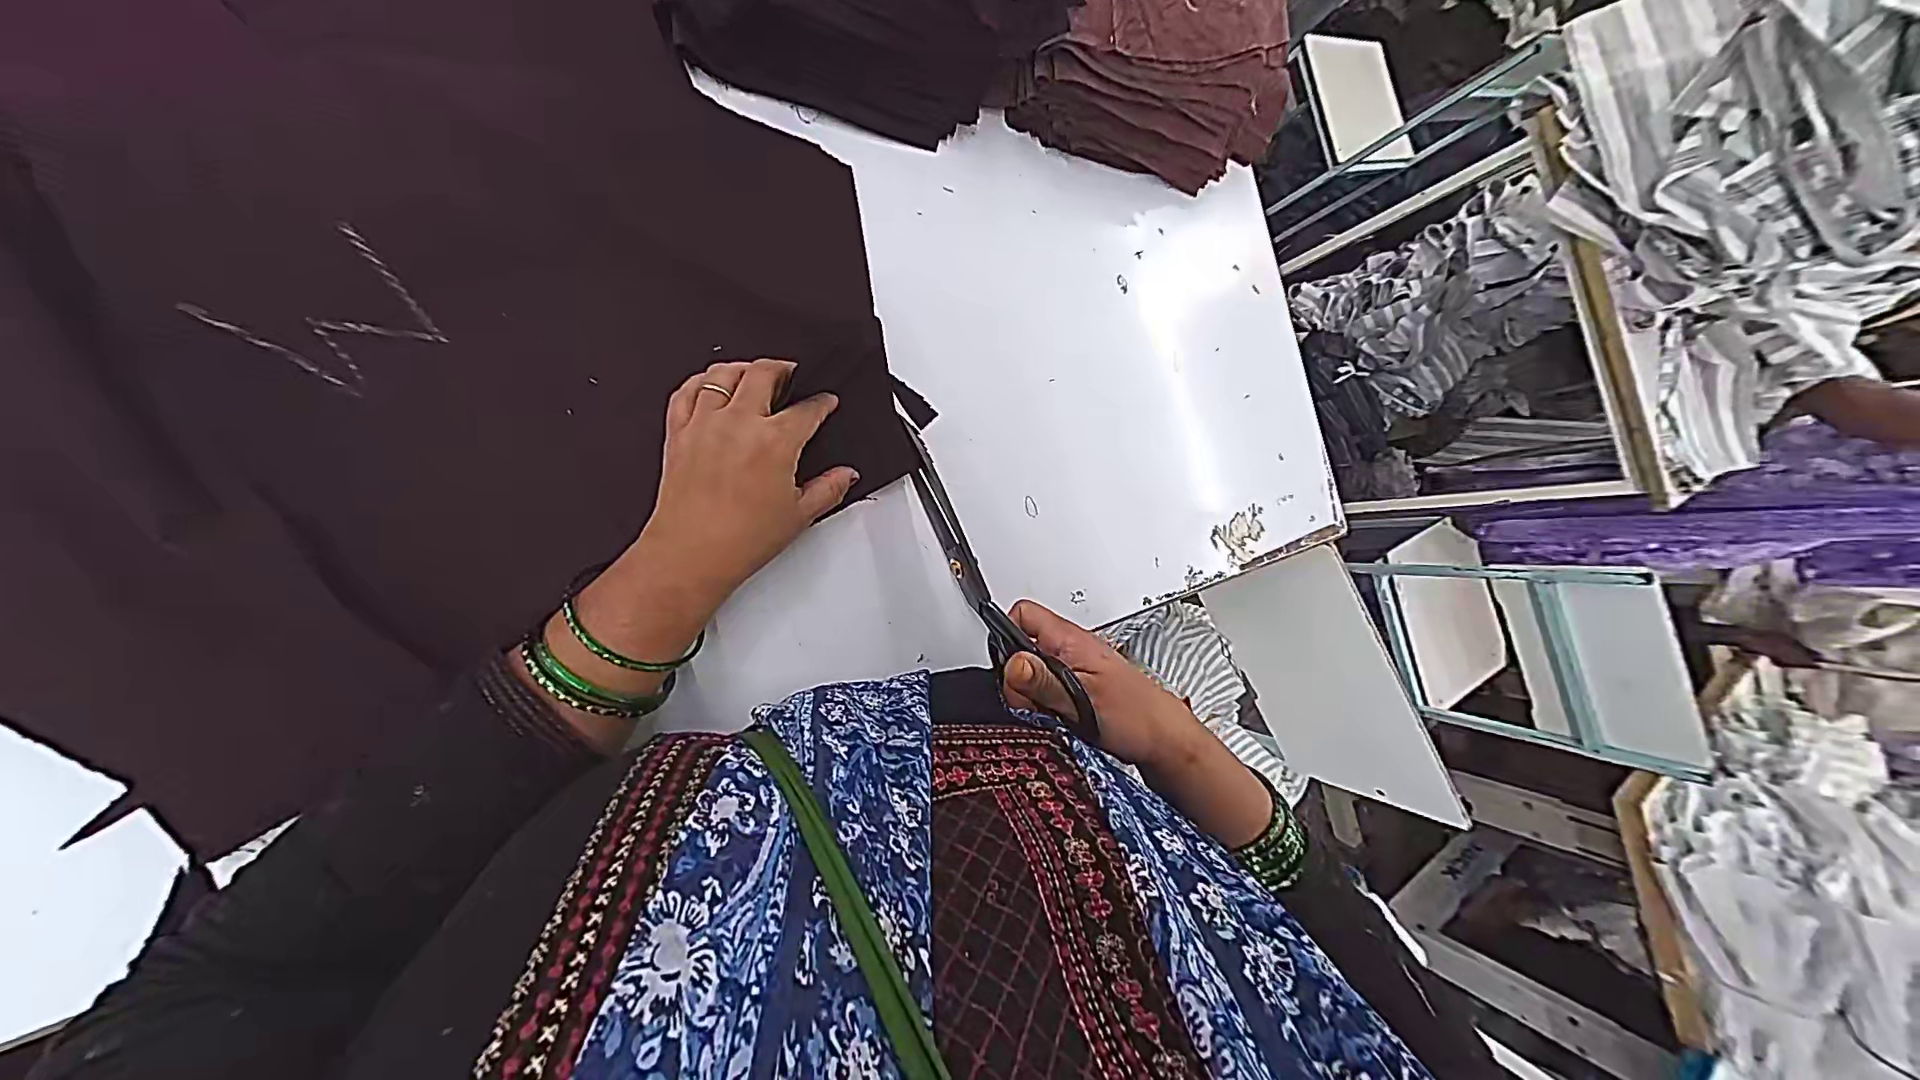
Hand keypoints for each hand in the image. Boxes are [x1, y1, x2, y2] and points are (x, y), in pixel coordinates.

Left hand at [629, 358, 858, 609]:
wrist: (691, 554)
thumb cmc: (739, 539)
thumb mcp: (799, 514)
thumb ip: (829, 488)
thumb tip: (845, 475)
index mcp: (775, 442)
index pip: (808, 408)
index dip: (822, 402)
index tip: (825, 402)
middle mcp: (738, 424)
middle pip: (764, 373)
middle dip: (784, 369)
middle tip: (791, 374)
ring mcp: (704, 425)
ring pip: (722, 373)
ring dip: (743, 368)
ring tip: (753, 372)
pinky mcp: (678, 433)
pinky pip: (686, 392)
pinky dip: (700, 382)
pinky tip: (709, 385)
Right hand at [999, 600, 1208, 772]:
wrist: (1168, 740)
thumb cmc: (1138, 716)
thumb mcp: (1083, 700)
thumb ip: (1044, 682)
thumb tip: (1012, 664)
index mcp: (1070, 640)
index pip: (1022, 615)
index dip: (1006, 637)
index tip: (1010, 671)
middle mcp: (1070, 648)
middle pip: (1021, 647)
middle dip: (1019, 678)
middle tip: (1035, 701)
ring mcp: (1073, 667)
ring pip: (1032, 672)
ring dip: (1034, 696)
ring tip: (1055, 713)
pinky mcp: (1077, 686)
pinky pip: (1046, 689)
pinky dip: (1046, 706)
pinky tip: (1061, 718)